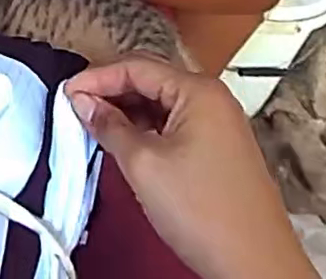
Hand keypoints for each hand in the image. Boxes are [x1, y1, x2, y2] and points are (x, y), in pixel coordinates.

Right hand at [65, 58, 318, 278]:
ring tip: (96, 121)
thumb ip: (110, 126)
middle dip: (112, 89)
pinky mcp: (220, 145)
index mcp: (197, 89)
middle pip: (151, 78)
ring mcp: (219, 120)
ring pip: (162, 100)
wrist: (259, 270)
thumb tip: (82, 102)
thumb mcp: (144, 166)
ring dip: (129, 108)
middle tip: (77, 103)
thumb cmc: (202, 212)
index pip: (136, 66)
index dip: (97, 76)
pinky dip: (148, 125)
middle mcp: (211, 95)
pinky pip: (176, 120)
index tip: (67, 91)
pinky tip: (127, 138)